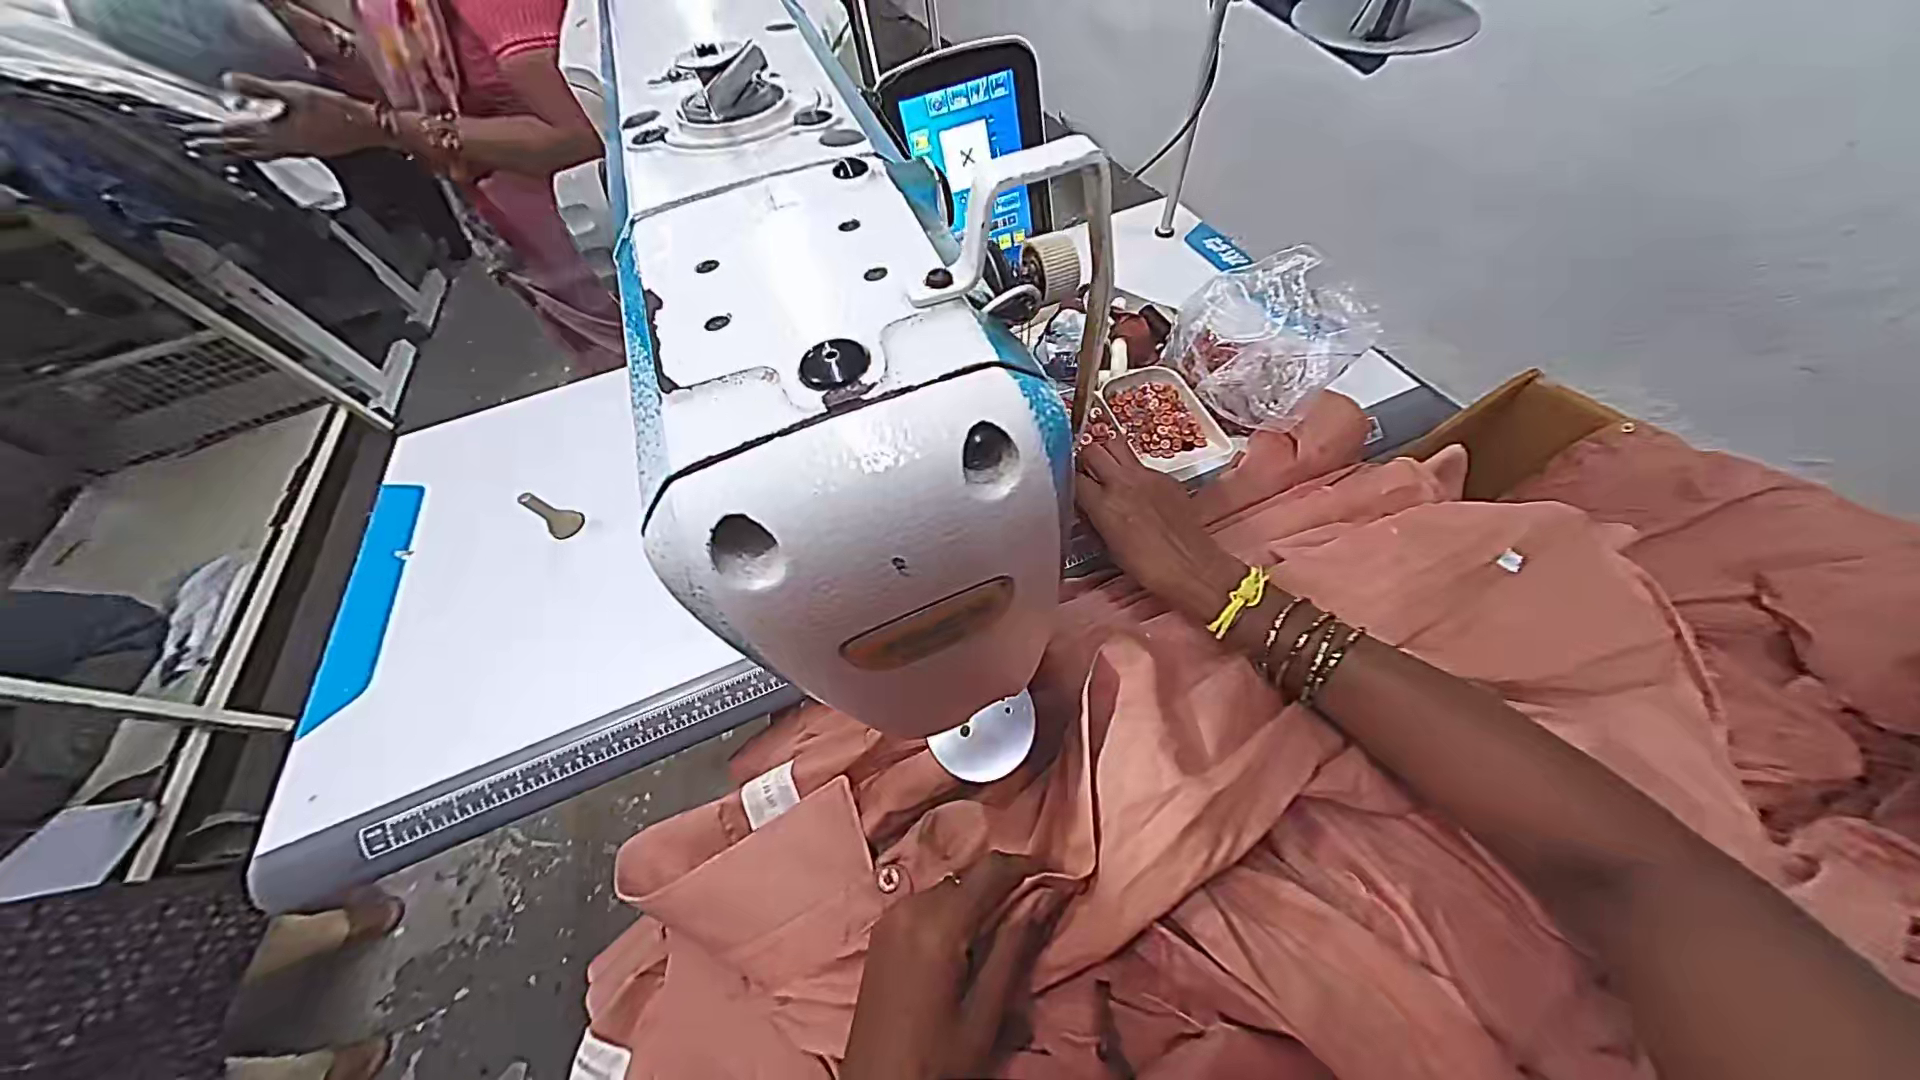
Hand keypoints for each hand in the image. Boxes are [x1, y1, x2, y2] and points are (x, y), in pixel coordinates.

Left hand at [183, 73, 382, 159]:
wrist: (372, 128)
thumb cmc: (338, 111)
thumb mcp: (293, 92)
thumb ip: (260, 87)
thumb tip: (229, 81)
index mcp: (281, 133)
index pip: (239, 133)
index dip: (215, 131)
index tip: (193, 133)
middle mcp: (290, 145)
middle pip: (249, 147)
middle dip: (223, 146)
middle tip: (201, 147)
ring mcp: (303, 149)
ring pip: (264, 153)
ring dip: (243, 151)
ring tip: (226, 152)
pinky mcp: (314, 148)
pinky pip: (281, 152)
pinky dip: (264, 151)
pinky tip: (264, 149)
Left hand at [843, 853, 1071, 1079]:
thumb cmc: (935, 1061)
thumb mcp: (984, 1013)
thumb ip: (1014, 948)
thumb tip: (1044, 899)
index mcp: (938, 924)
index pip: (990, 870)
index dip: (1025, 864)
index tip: (1053, 870)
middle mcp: (911, 907)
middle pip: (968, 876)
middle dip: (1002, 884)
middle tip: (1034, 905)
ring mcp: (891, 916)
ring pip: (948, 887)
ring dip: (976, 897)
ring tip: (1001, 928)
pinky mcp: (881, 930)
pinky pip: (926, 902)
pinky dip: (951, 909)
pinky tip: (963, 941)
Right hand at [1075, 422, 1249, 623]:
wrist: (1192, 567)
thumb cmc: (1148, 567)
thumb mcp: (1109, 546)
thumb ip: (1094, 518)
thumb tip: (1085, 506)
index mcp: (1104, 504)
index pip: (1073, 476)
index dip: (1067, 479)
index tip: (1066, 486)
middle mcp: (1123, 482)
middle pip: (1093, 449)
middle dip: (1084, 459)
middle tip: (1084, 473)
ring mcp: (1146, 475)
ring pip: (1116, 445)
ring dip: (1106, 454)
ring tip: (1106, 471)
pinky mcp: (1165, 476)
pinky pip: (1139, 462)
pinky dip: (1130, 469)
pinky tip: (1134, 488)